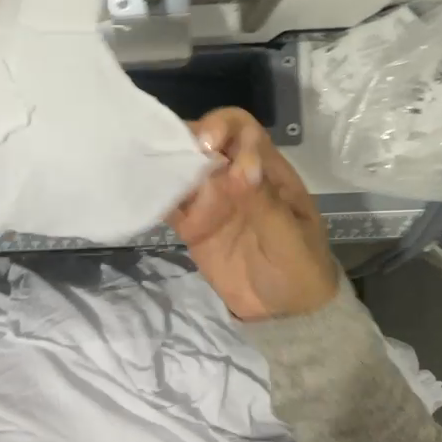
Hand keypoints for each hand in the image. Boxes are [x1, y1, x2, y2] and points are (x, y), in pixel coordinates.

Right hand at [168, 108, 339, 320]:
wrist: (283, 314)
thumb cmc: (299, 270)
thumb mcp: (289, 239)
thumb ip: (264, 203)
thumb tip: (240, 165)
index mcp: (266, 171)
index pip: (242, 130)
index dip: (221, 127)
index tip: (206, 146)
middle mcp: (234, 177)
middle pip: (204, 141)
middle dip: (184, 142)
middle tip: (169, 160)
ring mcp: (211, 200)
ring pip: (182, 167)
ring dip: (165, 165)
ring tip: (151, 176)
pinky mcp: (191, 224)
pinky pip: (170, 201)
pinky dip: (155, 194)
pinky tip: (142, 195)